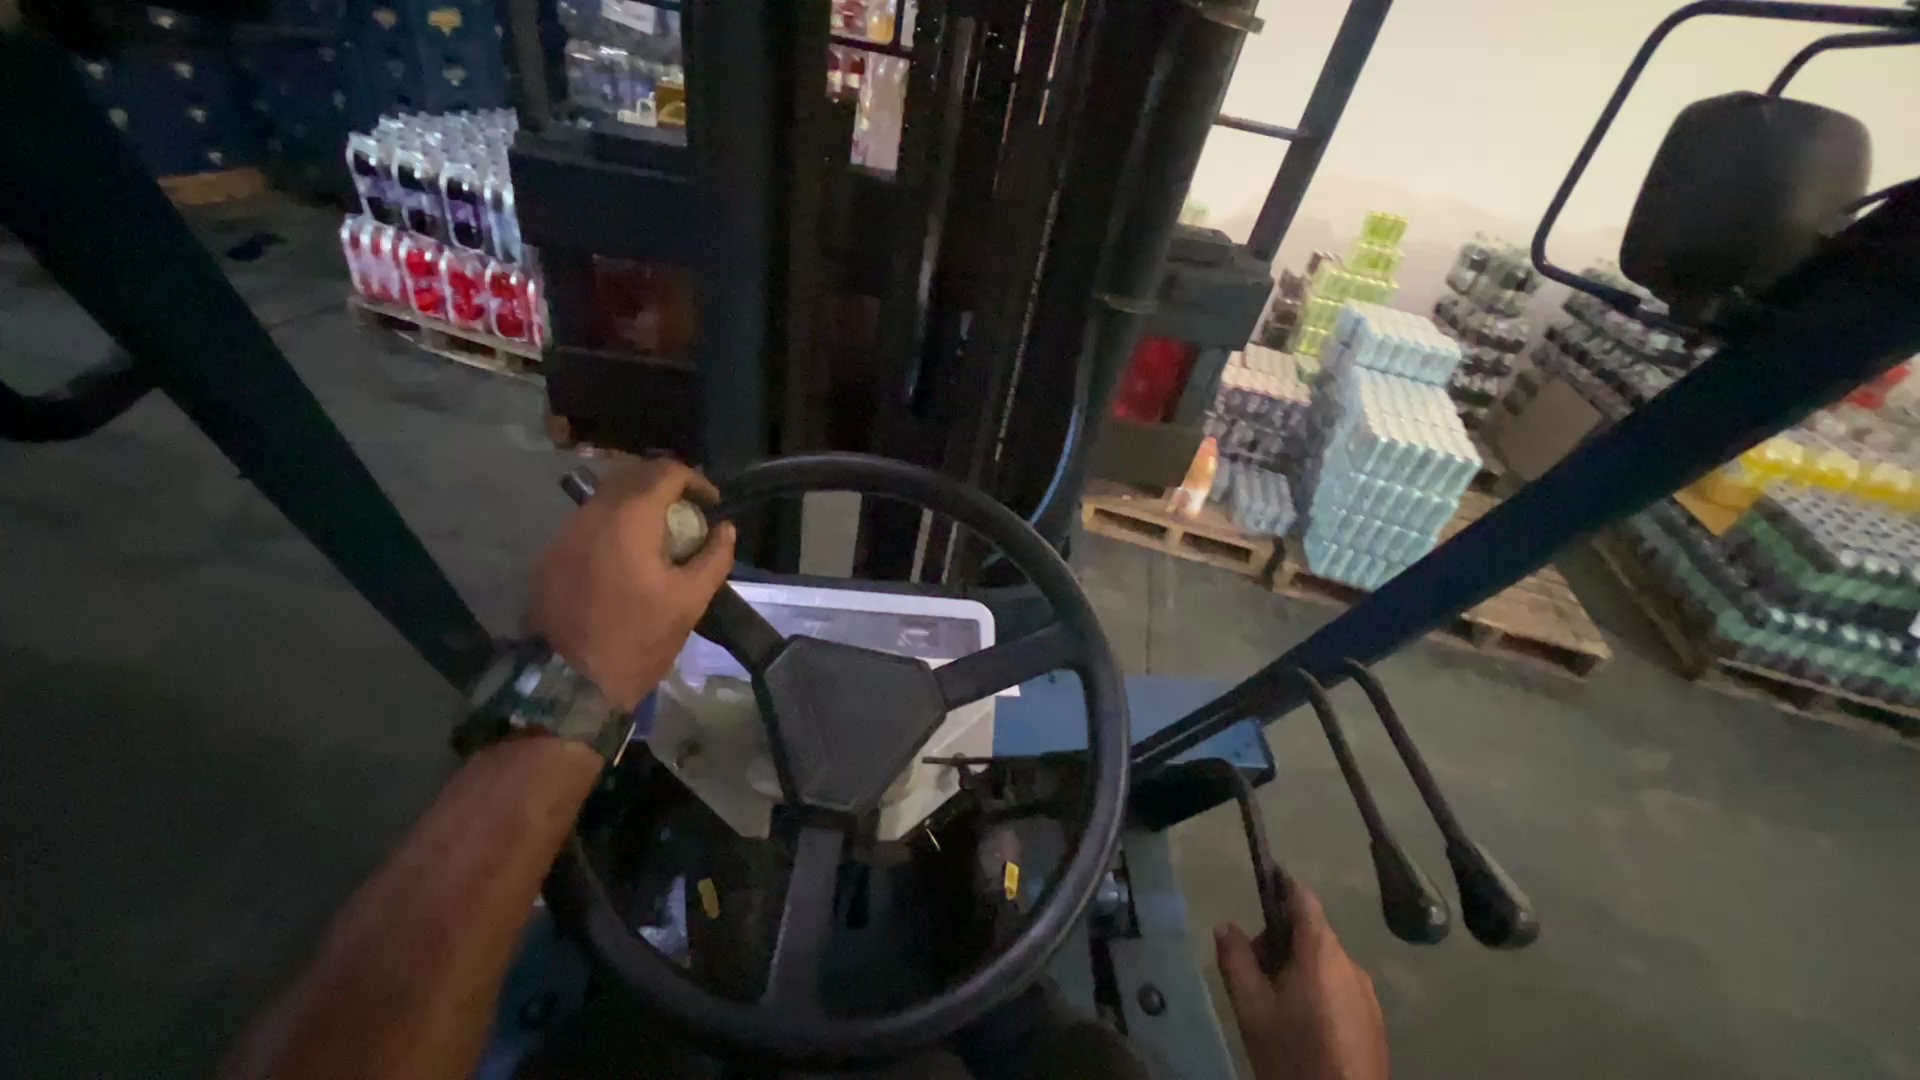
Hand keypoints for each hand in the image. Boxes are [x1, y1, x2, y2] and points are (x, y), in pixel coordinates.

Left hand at [528, 459, 735, 709]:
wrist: (569, 684)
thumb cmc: (638, 640)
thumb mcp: (690, 601)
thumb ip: (714, 557)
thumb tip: (724, 529)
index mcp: (628, 520)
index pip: (665, 472)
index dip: (695, 480)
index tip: (712, 505)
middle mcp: (590, 515)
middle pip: (631, 477)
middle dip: (665, 488)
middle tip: (689, 515)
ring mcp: (563, 535)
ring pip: (605, 499)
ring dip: (636, 506)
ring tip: (659, 536)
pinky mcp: (548, 557)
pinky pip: (586, 524)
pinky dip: (612, 526)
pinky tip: (626, 557)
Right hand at [1215, 880, 1388, 1079]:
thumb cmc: (1294, 1057)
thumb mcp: (1251, 1010)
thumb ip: (1235, 960)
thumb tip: (1226, 926)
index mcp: (1321, 954)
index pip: (1303, 899)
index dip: (1283, 883)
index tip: (1264, 875)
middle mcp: (1350, 965)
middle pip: (1311, 932)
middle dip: (1278, 940)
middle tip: (1252, 970)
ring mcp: (1367, 995)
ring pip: (1324, 962)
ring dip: (1297, 966)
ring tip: (1274, 1004)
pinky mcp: (1374, 1022)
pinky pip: (1340, 987)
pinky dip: (1317, 989)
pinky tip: (1301, 1024)